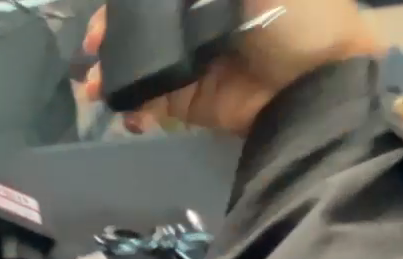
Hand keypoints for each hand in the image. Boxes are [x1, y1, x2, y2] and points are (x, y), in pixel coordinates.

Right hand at [80, 0, 381, 136]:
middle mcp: (199, 24)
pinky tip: (117, 104)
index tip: (109, 13)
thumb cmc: (298, 18)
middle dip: (112, 37)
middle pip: (143, 28)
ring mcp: (187, 65)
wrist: (309, 83)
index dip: (131, 4)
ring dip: (108, 74)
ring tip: (92, 85)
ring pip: (136, 65)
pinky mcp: (179, 101)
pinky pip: (142, 100)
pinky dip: (125, 104)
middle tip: (94, 46)